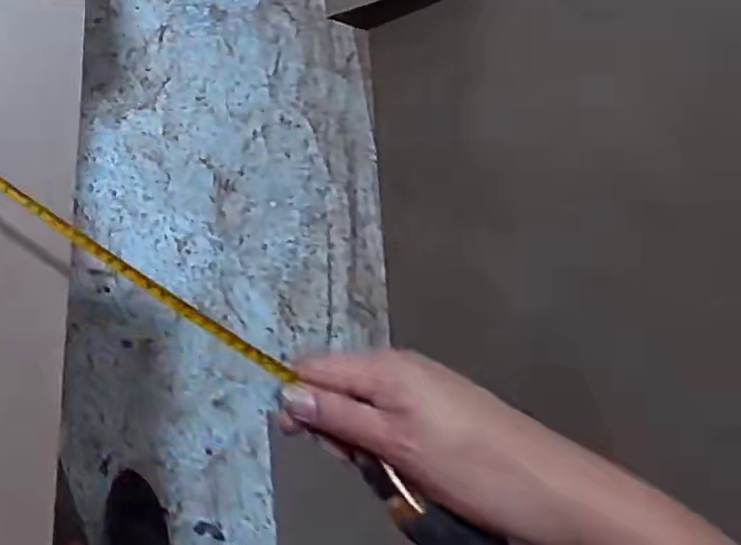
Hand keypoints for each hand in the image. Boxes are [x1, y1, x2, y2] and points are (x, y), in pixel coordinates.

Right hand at [280, 350, 731, 544]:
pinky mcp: (449, 404)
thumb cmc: (480, 471)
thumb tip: (282, 392)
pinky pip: (394, 411)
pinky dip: (390, 435)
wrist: (584, 503)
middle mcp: (398, 364)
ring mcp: (427, 383)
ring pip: (364, 401)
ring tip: (388, 466)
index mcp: (382, 366)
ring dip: (363, 433)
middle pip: (336, 384)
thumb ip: (337, 417)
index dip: (298, 399)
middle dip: (333, 421)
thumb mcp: (399, 447)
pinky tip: (410, 461)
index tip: (304, 439)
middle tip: (354, 460)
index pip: (310, 368)